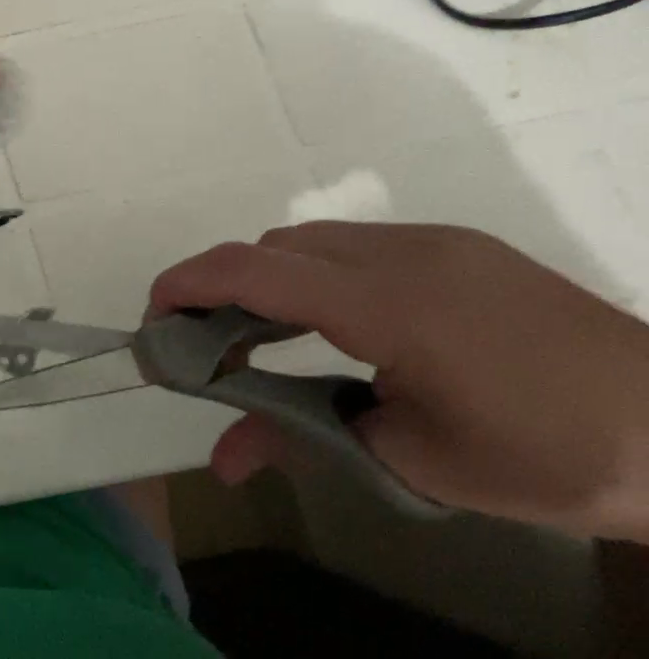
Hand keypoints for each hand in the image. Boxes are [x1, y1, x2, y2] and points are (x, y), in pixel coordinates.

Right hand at [152, 222, 648, 537]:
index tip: (151, 325)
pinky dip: (313, 275)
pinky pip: (354, 244)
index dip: (184, 286)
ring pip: (308, 240)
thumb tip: (221, 464)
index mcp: (388, 303)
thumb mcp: (414, 461)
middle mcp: (401, 253)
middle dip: (218, 288)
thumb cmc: (553, 458)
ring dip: (267, 281)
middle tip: (202, 347)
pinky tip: (333, 325)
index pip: (250, 271)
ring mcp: (435, 242)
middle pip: (269, 249)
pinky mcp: (460, 247)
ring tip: (262, 340)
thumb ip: (300, 441)